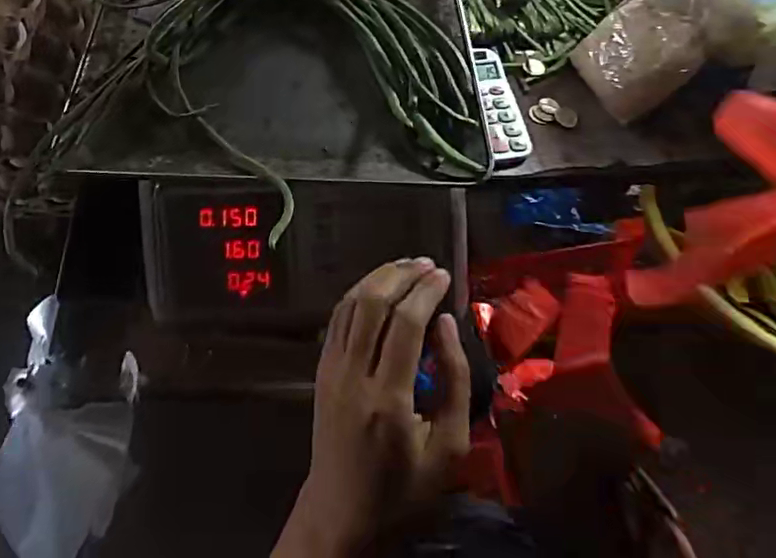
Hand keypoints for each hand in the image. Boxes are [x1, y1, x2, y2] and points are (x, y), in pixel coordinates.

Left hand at [273, 258, 470, 556]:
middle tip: (426, 264)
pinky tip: (378, 286)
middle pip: (373, 303)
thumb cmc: (403, 488)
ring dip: (379, 277)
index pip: (405, 323)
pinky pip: (337, 317)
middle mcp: (352, 375)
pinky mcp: (320, 368)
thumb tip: (445, 324)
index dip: (425, 291)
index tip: (443, 275)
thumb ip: (454, 383)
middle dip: (401, 274)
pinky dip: (358, 293)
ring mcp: (330, 368)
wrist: (341, 511)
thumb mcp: (449, 449)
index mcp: (388, 398)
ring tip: (406, 266)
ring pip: (350, 303)